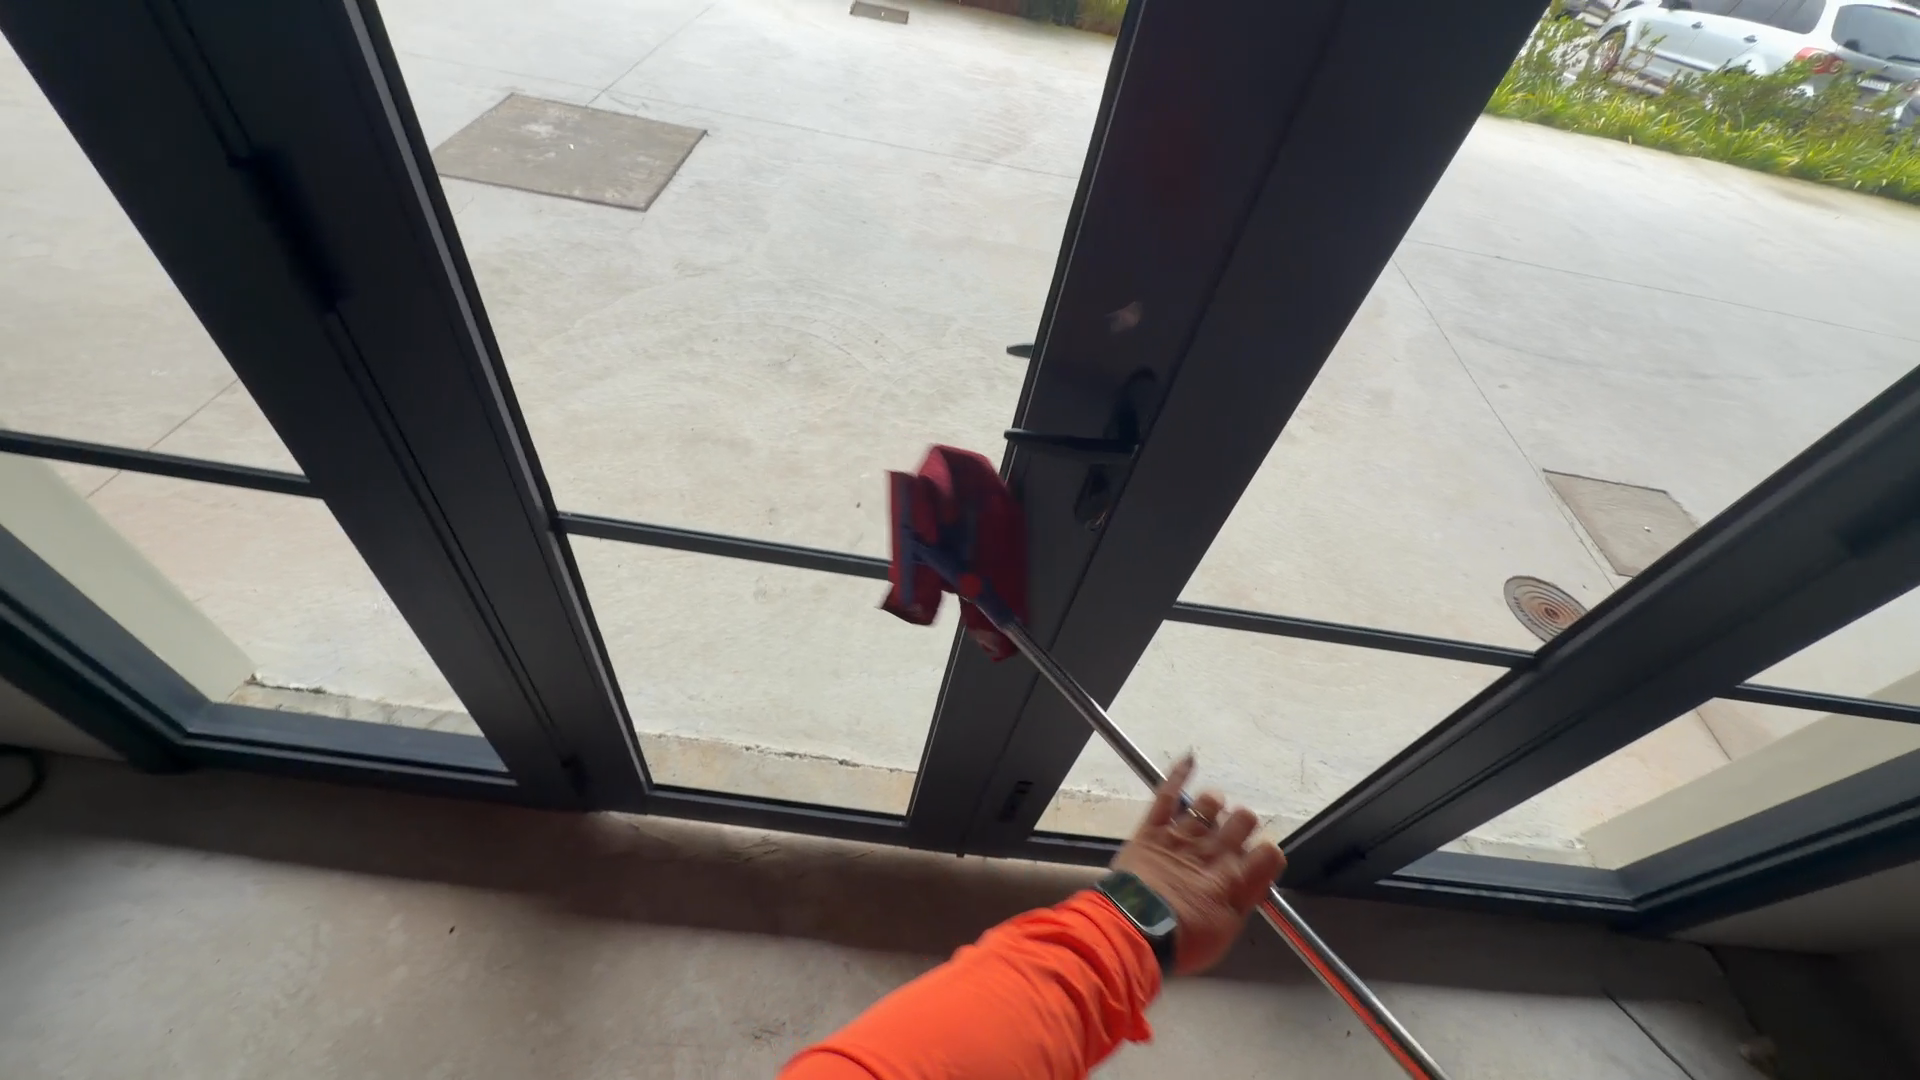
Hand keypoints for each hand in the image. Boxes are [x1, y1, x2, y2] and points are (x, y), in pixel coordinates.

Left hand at [1110, 755, 1285, 974]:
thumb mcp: (1224, 934)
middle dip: (1243, 823)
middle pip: (1242, 821)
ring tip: (1212, 809)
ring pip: (1209, 805)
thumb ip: (1242, 902)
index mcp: (1234, 881)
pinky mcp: (1153, 827)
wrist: (1133, 927)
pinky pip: (1168, 794)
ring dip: (1215, 804)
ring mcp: (1181, 835)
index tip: (1259, 859)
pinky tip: (1189, 758)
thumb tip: (1253, 883)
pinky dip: (1179, 773)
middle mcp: (1213, 852)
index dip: (1267, 854)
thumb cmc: (1180, 940)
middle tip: (1232, 834)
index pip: (1269, 854)